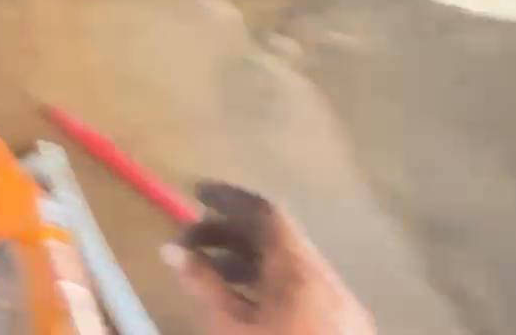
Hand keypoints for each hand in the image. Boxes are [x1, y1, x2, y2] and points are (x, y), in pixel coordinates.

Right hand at [162, 183, 375, 334]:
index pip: (267, 213)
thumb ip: (201, 283)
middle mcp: (329, 284)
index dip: (229, 198)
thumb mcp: (228, 329)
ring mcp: (343, 313)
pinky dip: (267, 284)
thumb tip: (171, 249)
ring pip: (290, 267)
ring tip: (207, 274)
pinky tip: (240, 304)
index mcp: (302, 274)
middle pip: (277, 239)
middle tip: (188, 240)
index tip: (193, 194)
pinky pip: (303, 292)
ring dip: (245, 260)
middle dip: (229, 232)